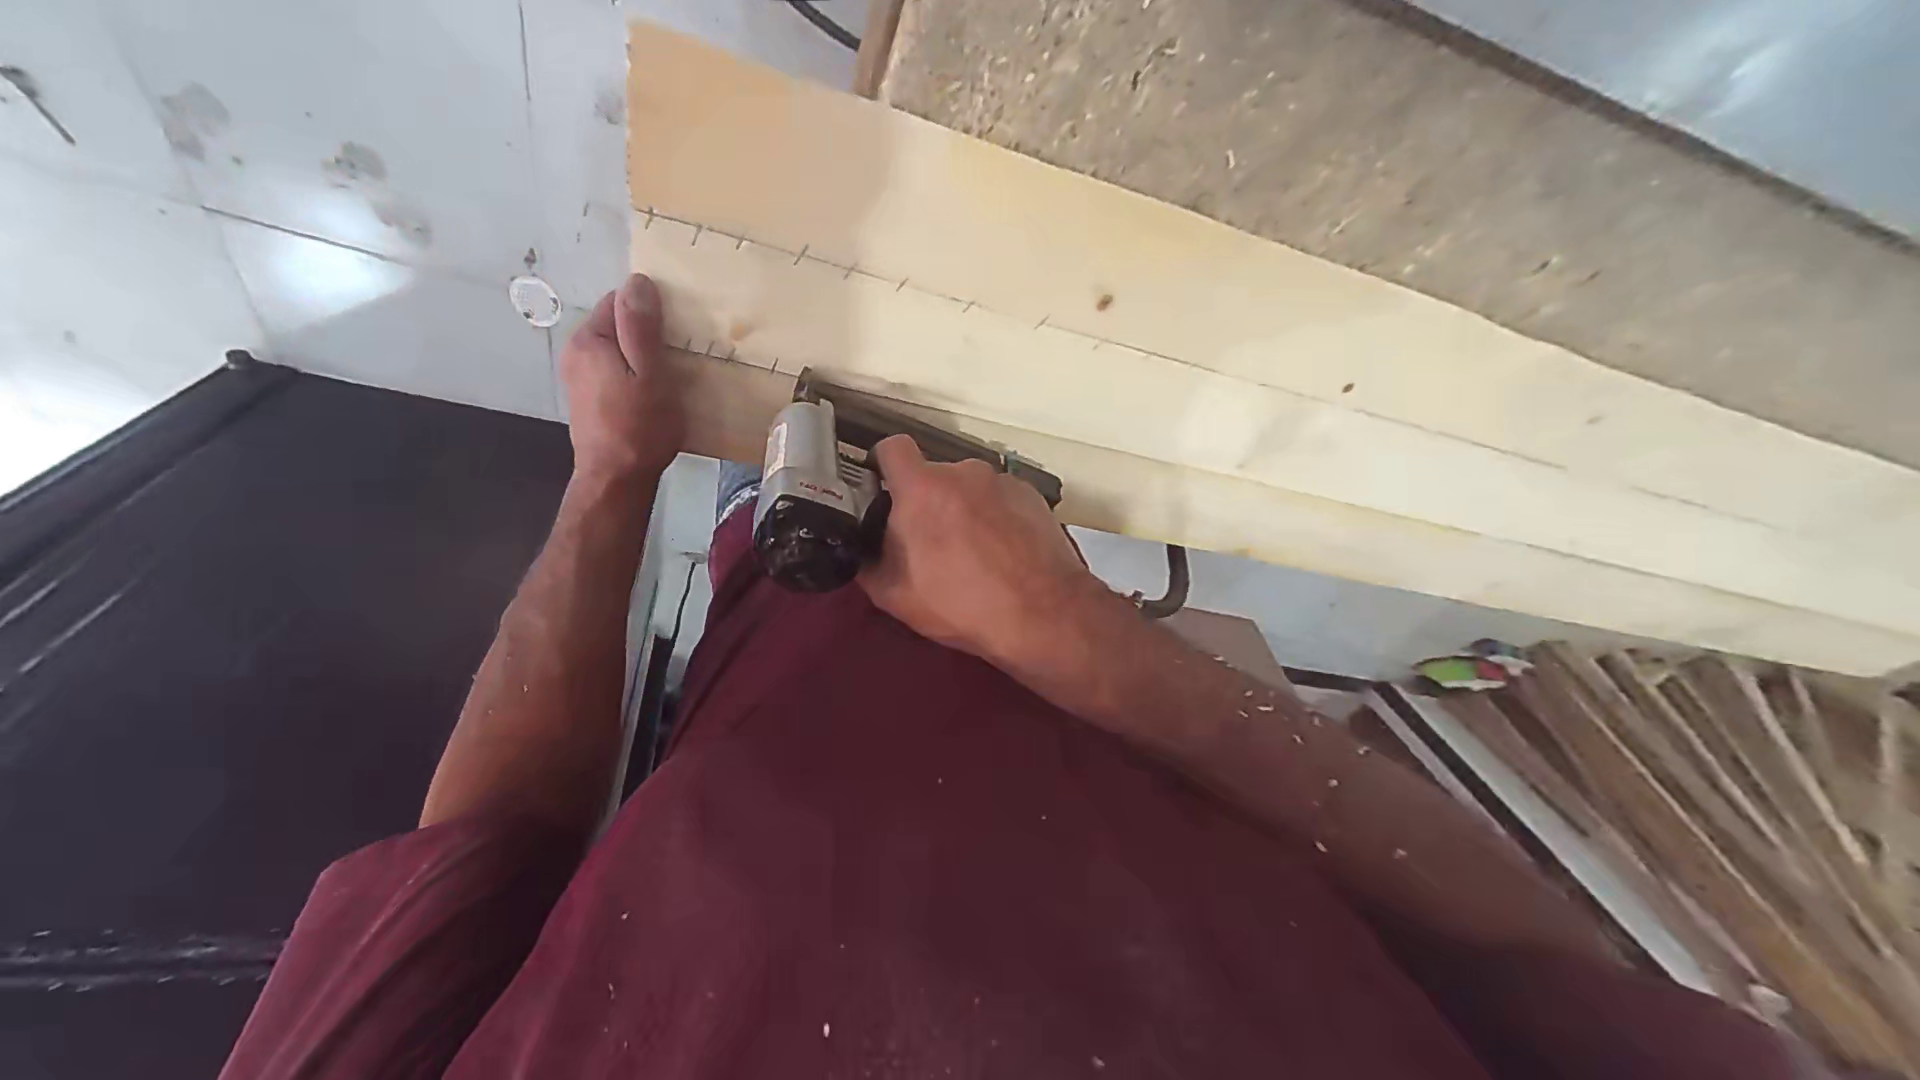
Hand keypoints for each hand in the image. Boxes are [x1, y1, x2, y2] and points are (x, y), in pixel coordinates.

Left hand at [560, 274, 684, 483]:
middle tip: (676, 358)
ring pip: (615, 349)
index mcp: (590, 339)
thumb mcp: (651, 373)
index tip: (675, 335)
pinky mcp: (586, 397)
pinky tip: (648, 395)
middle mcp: (576, 352)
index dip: (650, 312)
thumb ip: (641, 326)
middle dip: (645, 334)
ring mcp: (577, 376)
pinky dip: (631, 374)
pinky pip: (611, 370)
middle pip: (616, 324)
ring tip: (666, 378)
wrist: (616, 477)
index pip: (620, 300)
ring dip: (639, 356)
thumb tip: (638, 280)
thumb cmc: (640, 426)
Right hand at [858, 435, 1107, 662]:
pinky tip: (1002, 551)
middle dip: (927, 502)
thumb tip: (862, 549)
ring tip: (973, 553)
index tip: (884, 487)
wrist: (1041, 613)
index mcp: (922, 489)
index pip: (892, 447)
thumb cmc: (963, 604)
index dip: (883, 464)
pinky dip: (995, 516)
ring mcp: (1000, 481)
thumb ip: (869, 561)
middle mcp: (962, 473)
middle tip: (932, 542)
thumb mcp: (894, 595)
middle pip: (932, 476)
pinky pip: (999, 498)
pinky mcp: (1030, 494)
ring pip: (967, 488)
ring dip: (963, 509)